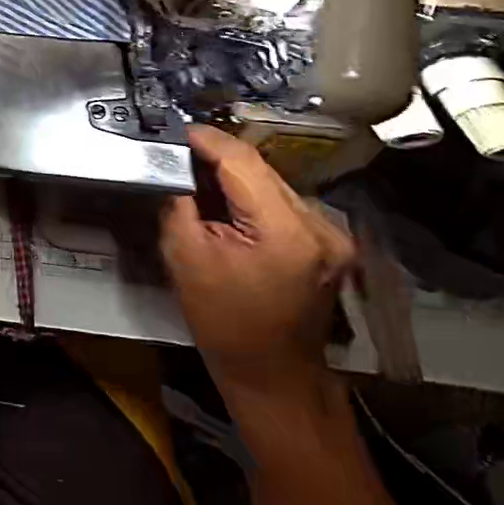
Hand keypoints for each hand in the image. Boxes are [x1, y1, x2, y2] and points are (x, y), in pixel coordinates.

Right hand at [161, 125, 355, 400]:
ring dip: (233, 174)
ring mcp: (331, 233)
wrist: (272, 374)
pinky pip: (281, 201)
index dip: (204, 140)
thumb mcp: (183, 255)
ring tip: (194, 174)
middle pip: (260, 168)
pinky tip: (224, 201)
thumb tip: (172, 165)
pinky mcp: (328, 242)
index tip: (172, 130)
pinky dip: (250, 194)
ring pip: (271, 181)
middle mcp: (320, 224)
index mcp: (287, 230)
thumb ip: (179, 201)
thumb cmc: (222, 320)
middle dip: (216, 156)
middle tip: (176, 152)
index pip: (241, 161)